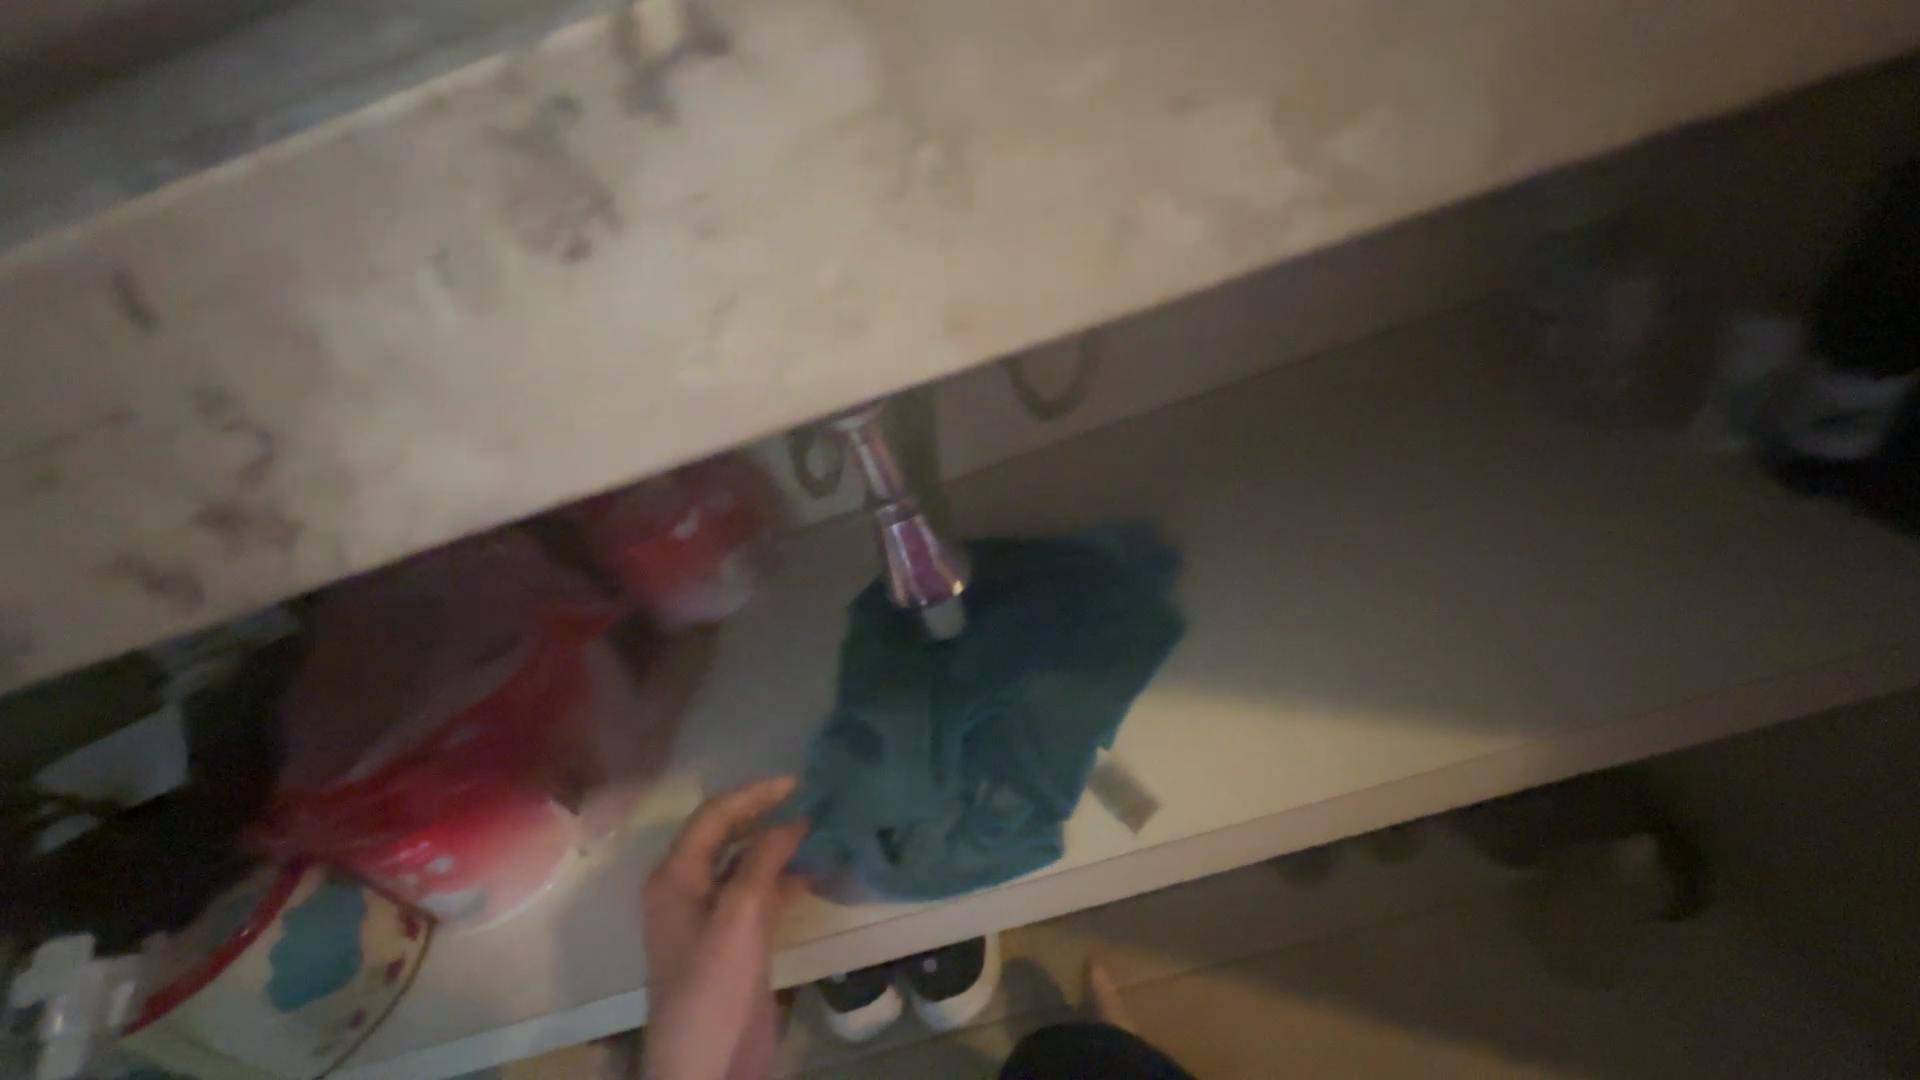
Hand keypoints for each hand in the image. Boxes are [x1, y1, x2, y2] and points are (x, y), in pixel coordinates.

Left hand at [642, 777, 809, 1079]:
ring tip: (824, 830)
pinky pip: (763, 893)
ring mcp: (715, 915)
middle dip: (769, 815)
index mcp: (677, 876)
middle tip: (815, 801)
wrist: (708, 1067)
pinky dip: (788, 878)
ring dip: (783, 846)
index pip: (715, 815)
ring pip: (751, 863)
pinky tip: (819, 870)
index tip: (799, 783)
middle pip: (731, 835)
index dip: (754, 794)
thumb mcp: (739, 914)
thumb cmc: (713, 984)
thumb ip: (764, 858)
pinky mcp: (738, 939)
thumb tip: (795, 817)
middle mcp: (692, 887)